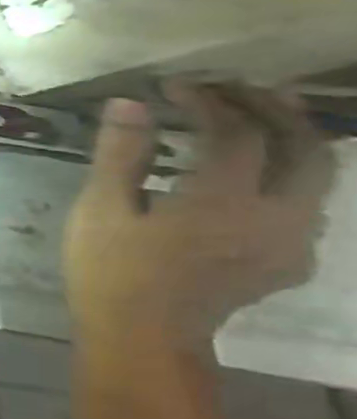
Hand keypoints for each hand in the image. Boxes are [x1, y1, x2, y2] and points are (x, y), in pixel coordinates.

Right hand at [63, 83, 333, 357]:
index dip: (207, 102)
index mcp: (224, 203)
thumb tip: (131, 103)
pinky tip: (252, 168)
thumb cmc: (111, 265)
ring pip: (317, 178)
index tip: (171, 86)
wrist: (144, 331)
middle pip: (304, 151)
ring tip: (254, 115)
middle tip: (235, 88)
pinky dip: (286, 171)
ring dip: (290, 139)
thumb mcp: (101, 206)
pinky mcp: (288, 257)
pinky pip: (306, 203)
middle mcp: (277, 219)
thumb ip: (122, 154)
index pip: (235, 135)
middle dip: (274, 112)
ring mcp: (292, 242)